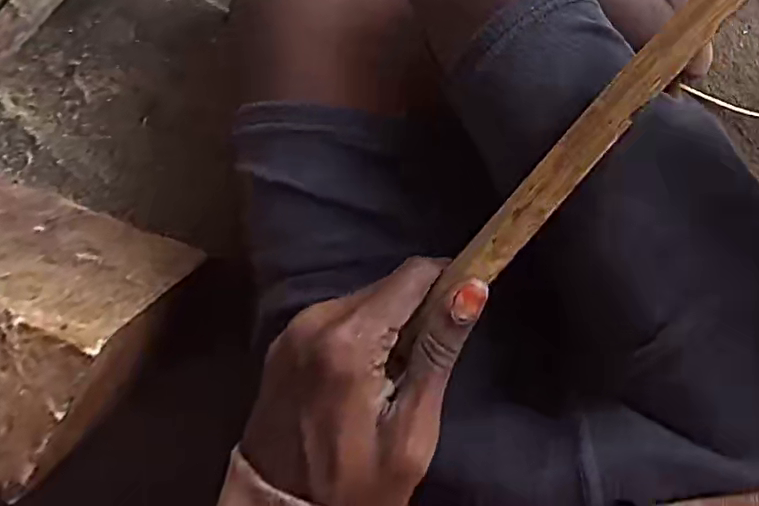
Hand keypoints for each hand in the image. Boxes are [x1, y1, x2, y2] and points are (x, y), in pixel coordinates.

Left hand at [240, 258, 487, 505]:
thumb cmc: (353, 489)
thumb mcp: (410, 432)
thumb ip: (439, 350)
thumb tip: (473, 288)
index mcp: (349, 338)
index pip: (414, 273)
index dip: (447, 279)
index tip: (465, 301)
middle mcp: (317, 319)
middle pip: (390, 284)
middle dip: (418, 307)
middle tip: (428, 356)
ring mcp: (295, 328)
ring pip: (367, 297)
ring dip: (391, 320)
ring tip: (396, 372)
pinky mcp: (284, 340)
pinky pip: (341, 315)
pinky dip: (363, 331)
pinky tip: (365, 374)